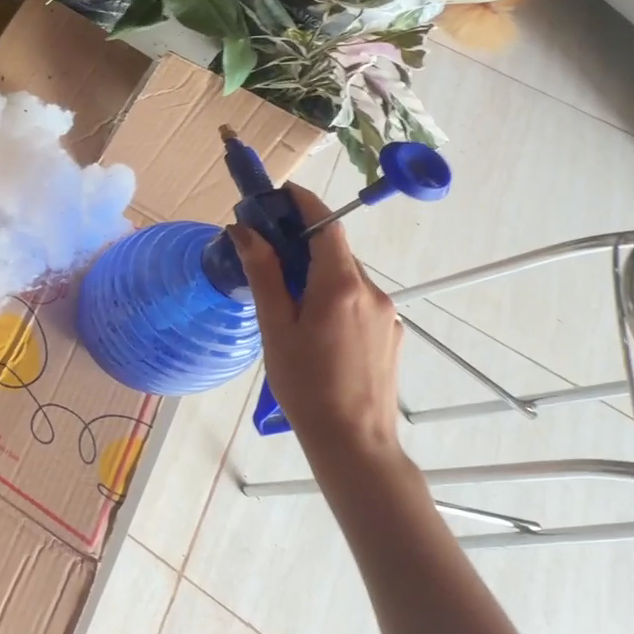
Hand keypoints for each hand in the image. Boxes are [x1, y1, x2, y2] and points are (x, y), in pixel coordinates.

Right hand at [228, 184, 403, 463]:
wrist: (354, 441)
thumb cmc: (305, 383)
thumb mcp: (275, 325)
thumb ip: (264, 273)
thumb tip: (244, 231)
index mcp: (342, 287)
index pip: (326, 227)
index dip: (304, 204)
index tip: (278, 192)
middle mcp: (372, 293)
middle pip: (334, 251)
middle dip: (299, 241)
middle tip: (261, 247)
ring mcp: (385, 315)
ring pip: (344, 277)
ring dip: (313, 272)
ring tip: (279, 296)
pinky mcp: (389, 335)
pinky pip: (355, 300)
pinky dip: (328, 295)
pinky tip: (307, 324)